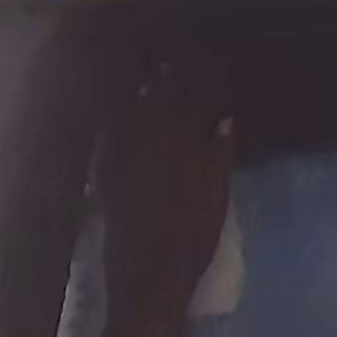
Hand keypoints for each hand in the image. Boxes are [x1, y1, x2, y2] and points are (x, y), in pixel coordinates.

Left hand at [104, 64, 233, 336]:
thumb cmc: (193, 236)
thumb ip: (220, 156)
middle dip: (166, 85)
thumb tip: (225, 121)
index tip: (202, 66)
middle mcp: (158, 149)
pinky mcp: (114, 182)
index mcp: (186, 150)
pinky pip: (112, 147)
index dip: (198, 86)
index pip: (194, 108)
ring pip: (138, 123)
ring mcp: (133, 164)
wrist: (152, 272)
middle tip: (165, 64)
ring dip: (143, 102)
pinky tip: (111, 121)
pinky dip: (113, 132)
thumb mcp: (217, 197)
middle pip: (163, 109)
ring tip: (146, 82)